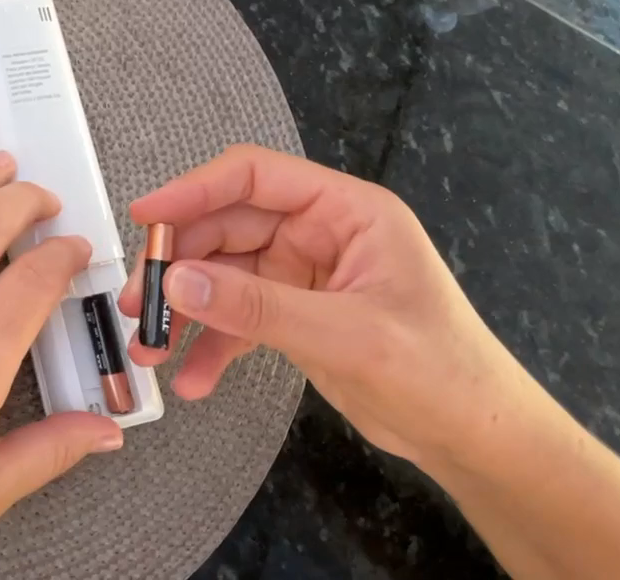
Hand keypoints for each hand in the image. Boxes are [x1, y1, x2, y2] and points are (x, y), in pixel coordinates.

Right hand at [118, 145, 542, 468]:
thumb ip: (258, 307)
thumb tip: (179, 283)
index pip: (253, 177)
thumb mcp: (347, 335)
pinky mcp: (290, 311)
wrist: (479, 443)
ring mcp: (300, 272)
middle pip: (224, 226)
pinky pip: (234, 315)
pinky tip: (192, 375)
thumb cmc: (444, 376)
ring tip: (151, 344)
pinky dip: (210, 343)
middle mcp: (316, 232)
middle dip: (179, 264)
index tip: (146, 215)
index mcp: (344, 211)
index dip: (194, 189)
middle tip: (141, 299)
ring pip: (220, 273)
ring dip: (184, 309)